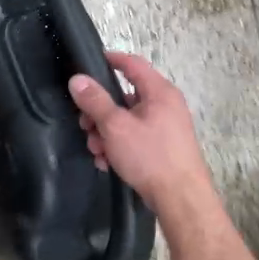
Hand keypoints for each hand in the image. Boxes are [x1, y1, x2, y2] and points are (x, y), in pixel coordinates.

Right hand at [68, 51, 214, 212]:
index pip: (132, 64)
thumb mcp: (115, 126)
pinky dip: (117, 145)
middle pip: (123, 96)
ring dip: (104, 132)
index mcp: (159, 93)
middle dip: (98, 111)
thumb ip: (94, 100)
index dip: (108, 59)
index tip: (84, 63)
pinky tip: (106, 162)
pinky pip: (133, 137)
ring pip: (125, 119)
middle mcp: (165, 105)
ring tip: (96, 150)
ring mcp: (165, 127)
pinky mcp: (162, 147)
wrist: (181, 200)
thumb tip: (77, 79)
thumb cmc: (150, 156)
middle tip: (85, 125)